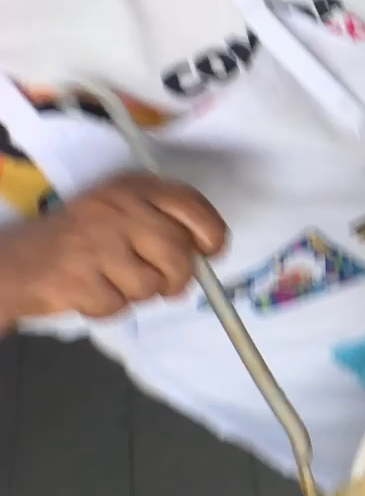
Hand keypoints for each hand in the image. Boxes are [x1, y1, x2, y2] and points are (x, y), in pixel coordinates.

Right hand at [0, 173, 225, 326]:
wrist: (4, 264)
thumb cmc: (79, 239)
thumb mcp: (125, 213)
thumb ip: (168, 225)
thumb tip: (206, 260)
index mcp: (134, 188)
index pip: (193, 208)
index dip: (212, 235)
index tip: (211, 252)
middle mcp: (117, 211)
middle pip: (178, 253)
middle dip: (179, 276)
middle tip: (169, 285)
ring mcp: (93, 246)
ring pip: (151, 283)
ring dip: (141, 293)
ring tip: (117, 284)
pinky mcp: (71, 281)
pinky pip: (116, 305)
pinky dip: (109, 307)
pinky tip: (91, 294)